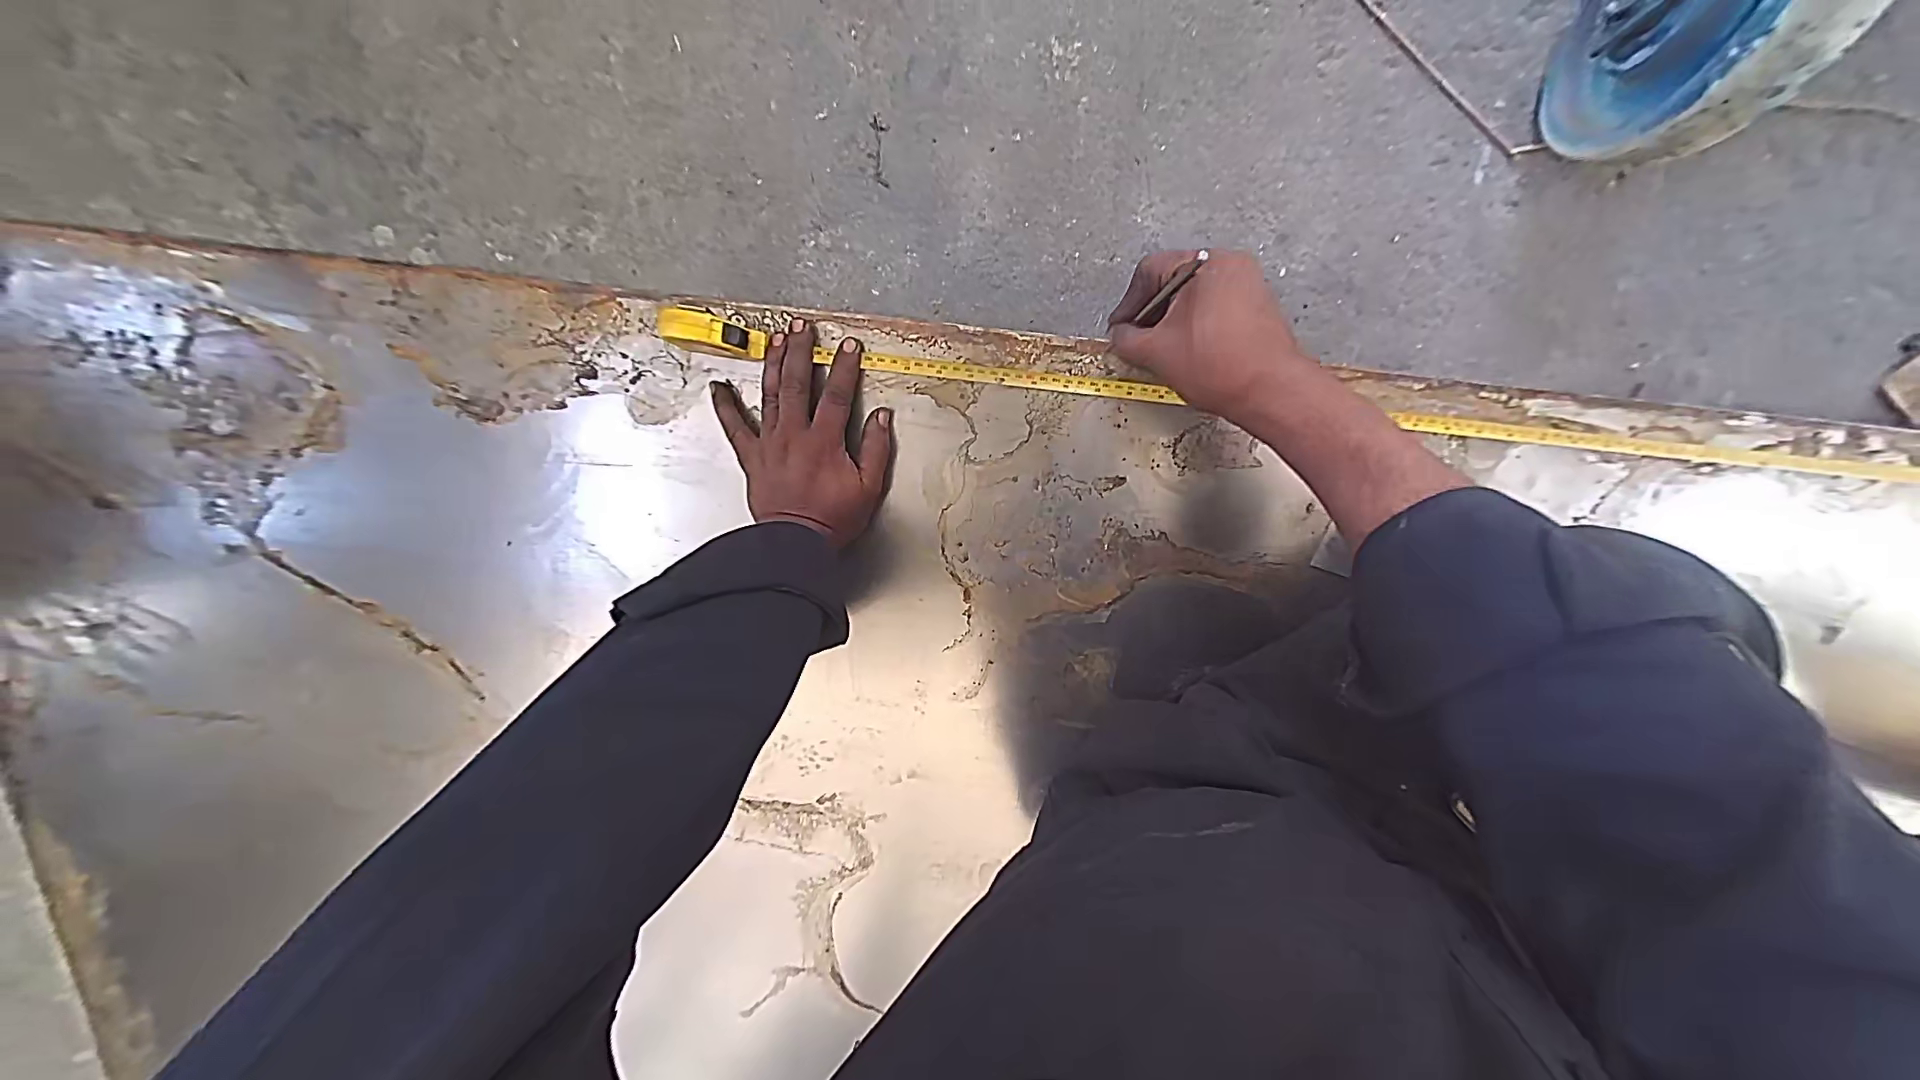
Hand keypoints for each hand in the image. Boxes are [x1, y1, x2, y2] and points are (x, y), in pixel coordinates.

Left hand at [712, 319, 894, 548]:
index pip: (836, 394)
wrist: (796, 543)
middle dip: (800, 351)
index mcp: (825, 441)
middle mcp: (795, 435)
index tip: (849, 346)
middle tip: (802, 327)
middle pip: (797, 383)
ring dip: (773, 364)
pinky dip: (725, 406)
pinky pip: (735, 428)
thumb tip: (881, 417)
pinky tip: (719, 388)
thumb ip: (876, 449)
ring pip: (770, 395)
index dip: (844, 367)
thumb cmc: (833, 519)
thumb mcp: (869, 488)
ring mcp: (770, 444)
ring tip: (775, 339)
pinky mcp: (753, 457)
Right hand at [1106, 250, 1315, 419]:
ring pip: (1193, 298)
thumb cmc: (1223, 366)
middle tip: (1138, 341)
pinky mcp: (1256, 309)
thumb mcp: (1155, 352)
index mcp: (1205, 265)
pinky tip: (1188, 354)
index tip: (1122, 328)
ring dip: (1171, 324)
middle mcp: (1231, 267)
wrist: (1268, 391)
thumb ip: (1126, 339)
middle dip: (1150, 315)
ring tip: (1163, 351)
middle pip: (1172, 282)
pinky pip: (1213, 310)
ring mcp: (1247, 286)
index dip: (1128, 304)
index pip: (1150, 271)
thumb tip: (1120, 336)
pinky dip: (1194, 328)